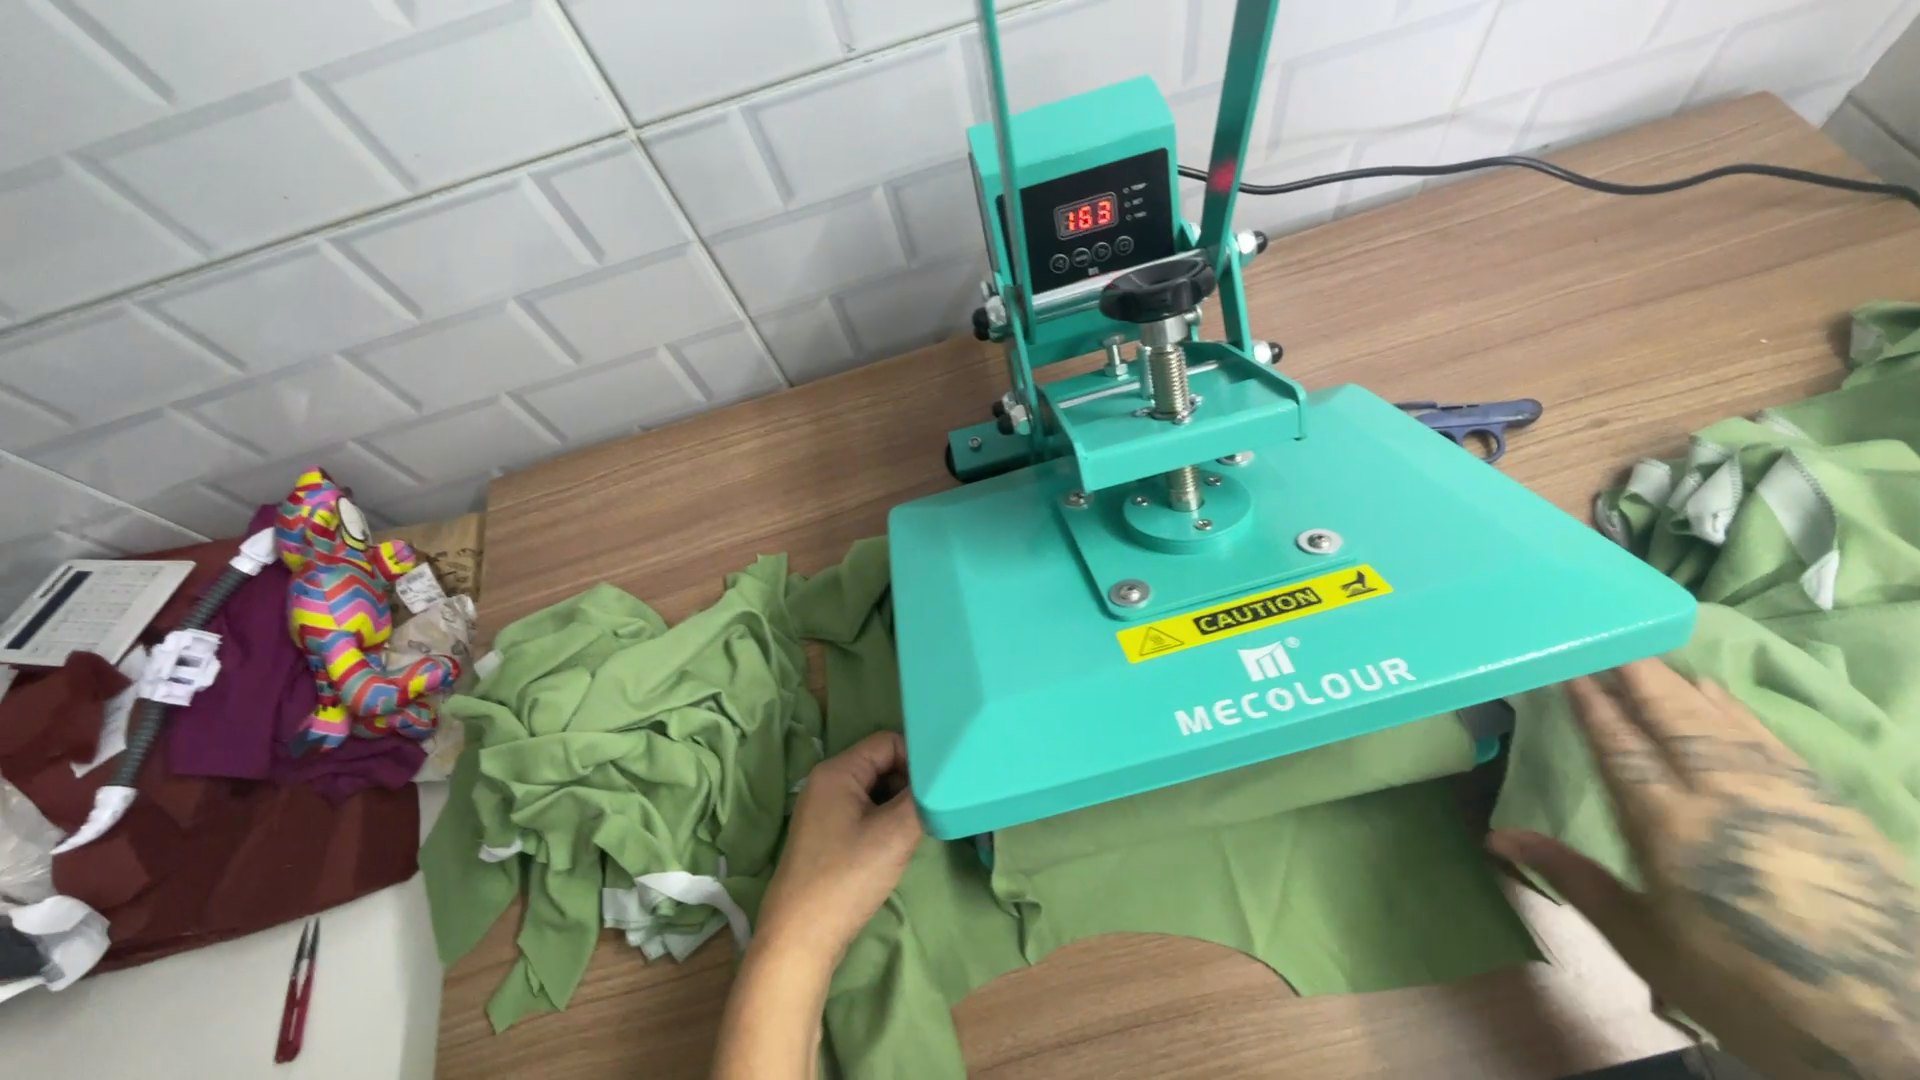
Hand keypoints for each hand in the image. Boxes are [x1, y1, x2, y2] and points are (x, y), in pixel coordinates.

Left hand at [754, 731, 922, 970]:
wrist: (801, 938)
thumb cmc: (847, 877)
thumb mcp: (895, 834)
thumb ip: (922, 798)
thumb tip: (943, 778)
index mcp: (837, 771)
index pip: (888, 742)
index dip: (916, 760)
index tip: (938, 789)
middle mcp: (826, 782)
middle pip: (881, 764)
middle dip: (908, 784)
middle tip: (928, 813)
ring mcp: (823, 810)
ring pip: (875, 790)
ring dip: (898, 806)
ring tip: (913, 832)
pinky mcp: (826, 835)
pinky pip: (864, 812)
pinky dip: (884, 822)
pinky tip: (895, 847)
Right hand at [1490, 659, 1919, 1079]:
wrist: (1888, 1031)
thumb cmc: (1741, 987)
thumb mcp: (1641, 940)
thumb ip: (1572, 877)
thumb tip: (1496, 837)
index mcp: (1670, 828)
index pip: (1622, 746)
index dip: (1595, 704)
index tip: (1571, 668)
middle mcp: (1725, 799)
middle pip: (1675, 721)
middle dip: (1638, 677)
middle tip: (1608, 639)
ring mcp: (1783, 800)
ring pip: (1724, 724)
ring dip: (1683, 686)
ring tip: (1652, 657)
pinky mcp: (1828, 810)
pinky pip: (1772, 743)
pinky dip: (1739, 712)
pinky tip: (1721, 695)